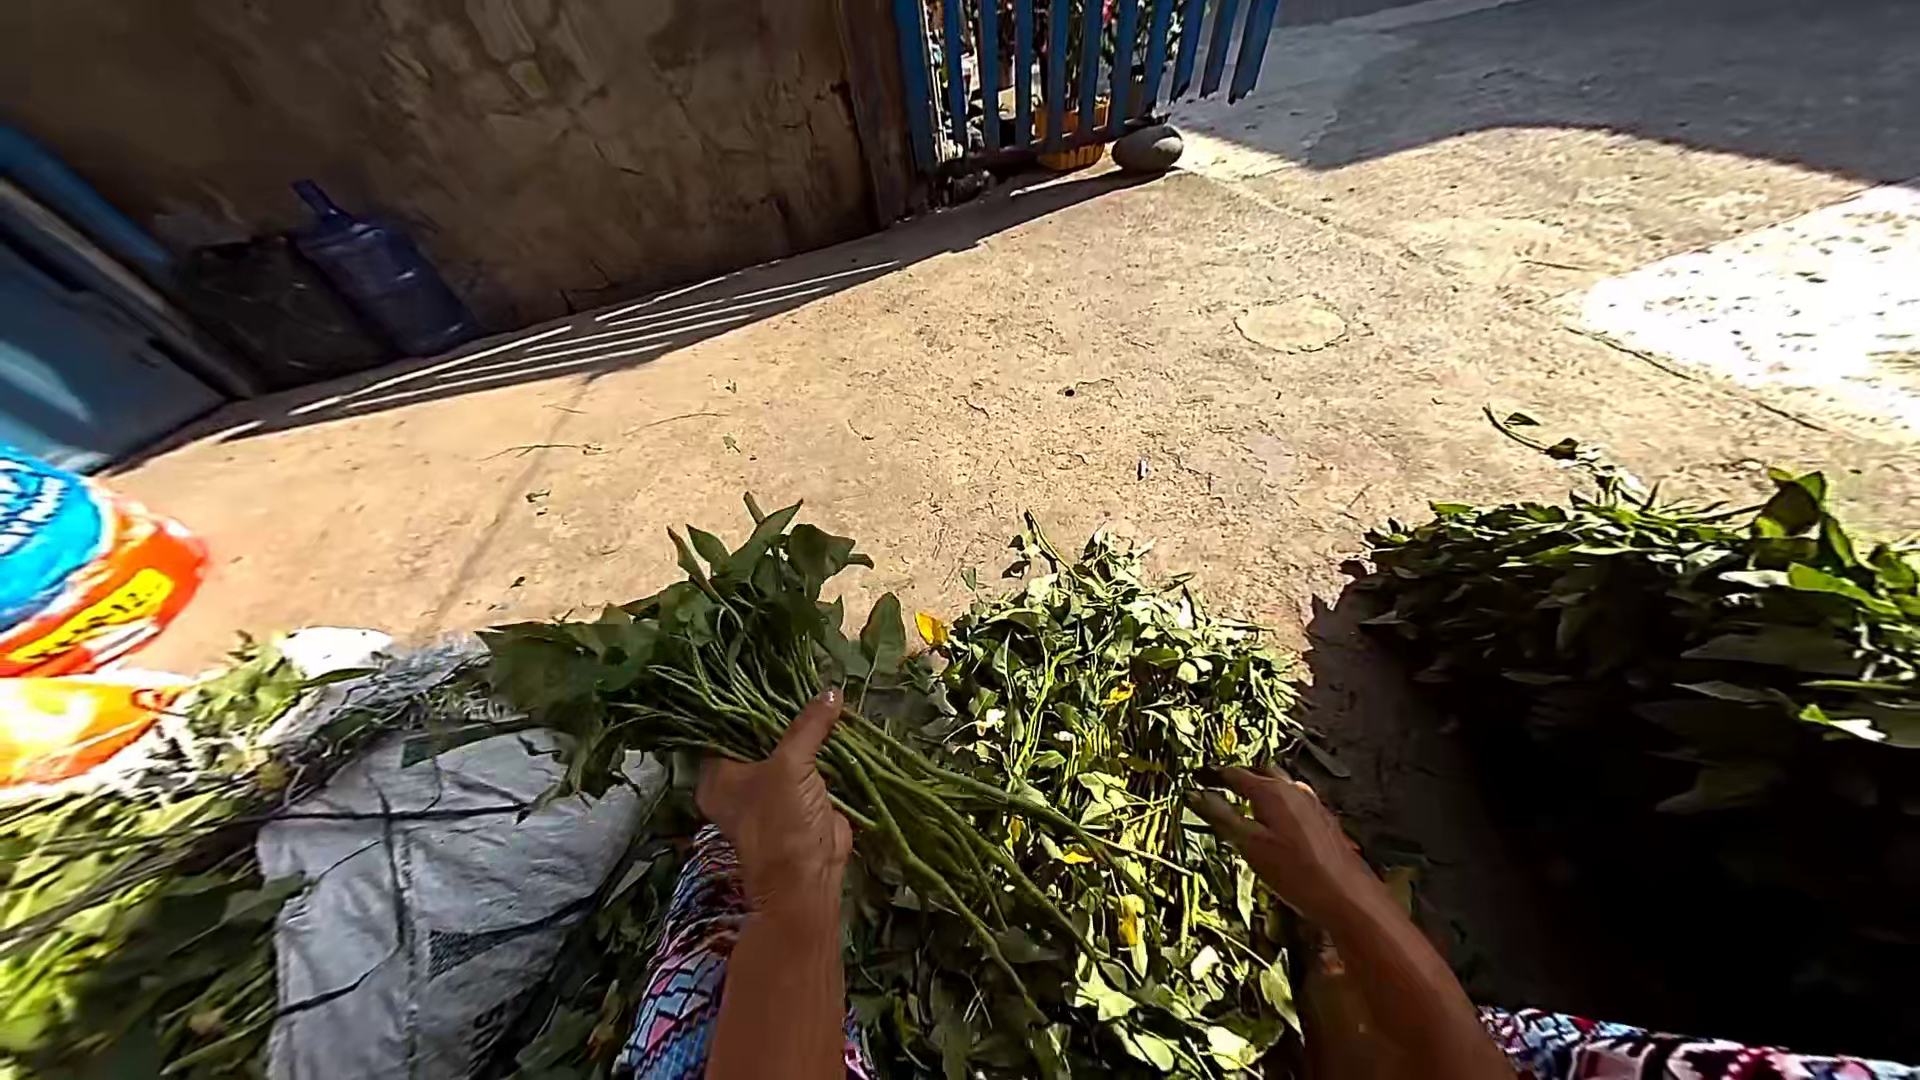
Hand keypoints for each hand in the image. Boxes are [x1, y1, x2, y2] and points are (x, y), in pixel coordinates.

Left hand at [697, 687, 853, 914]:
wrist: (808, 878)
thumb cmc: (781, 822)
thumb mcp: (790, 765)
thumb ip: (809, 725)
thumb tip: (832, 691)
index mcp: (719, 774)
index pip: (727, 725)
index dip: (748, 698)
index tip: (770, 670)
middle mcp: (741, 779)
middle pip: (761, 733)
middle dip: (784, 709)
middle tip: (802, 674)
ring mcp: (772, 787)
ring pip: (788, 746)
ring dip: (807, 726)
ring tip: (822, 689)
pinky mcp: (801, 794)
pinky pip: (811, 761)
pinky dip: (823, 744)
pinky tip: (836, 718)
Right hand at [1190, 765, 1380, 927]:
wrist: (1352, 901)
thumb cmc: (1297, 873)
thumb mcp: (1250, 845)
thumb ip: (1221, 816)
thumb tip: (1195, 795)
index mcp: (1270, 790)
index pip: (1234, 774)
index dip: (1214, 775)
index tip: (1199, 777)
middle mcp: (1292, 789)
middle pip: (1259, 772)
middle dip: (1238, 776)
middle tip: (1220, 784)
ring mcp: (1312, 803)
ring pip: (1279, 784)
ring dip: (1260, 787)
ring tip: (1245, 800)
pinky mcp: (1325, 820)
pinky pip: (1294, 799)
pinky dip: (1278, 801)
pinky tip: (1276, 820)